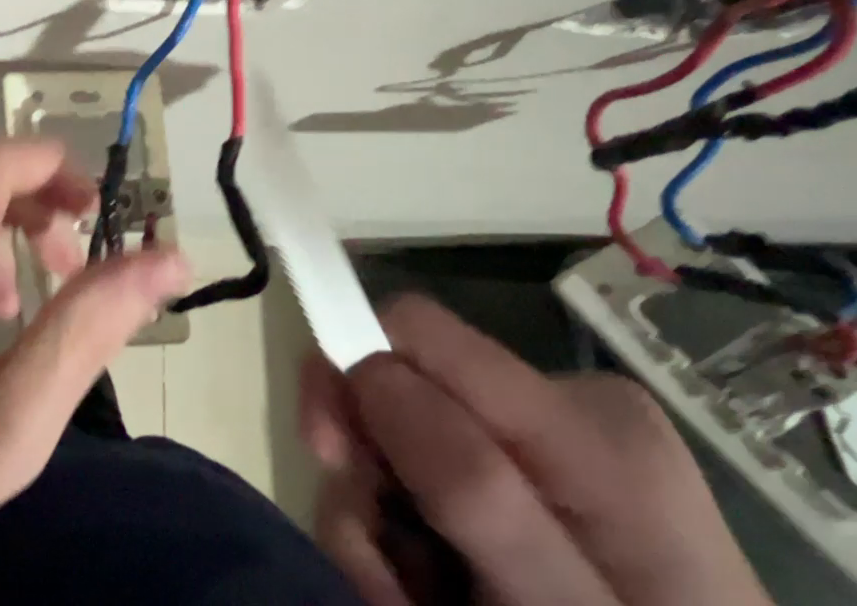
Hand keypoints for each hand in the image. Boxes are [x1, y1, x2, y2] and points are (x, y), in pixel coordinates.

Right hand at [300, 295, 772, 605]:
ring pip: (399, 445)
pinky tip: (424, 588)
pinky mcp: (527, 485)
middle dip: (363, 473)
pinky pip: (426, 477)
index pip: (419, 332)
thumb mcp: (555, 597)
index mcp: (585, 421)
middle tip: (371, 565)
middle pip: (398, 394)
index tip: (325, 454)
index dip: (349, 371)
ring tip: (404, 596)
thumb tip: (364, 366)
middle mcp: (561, 413)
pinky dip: (403, 536)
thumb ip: (471, 486)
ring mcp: (545, 451)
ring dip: (375, 519)